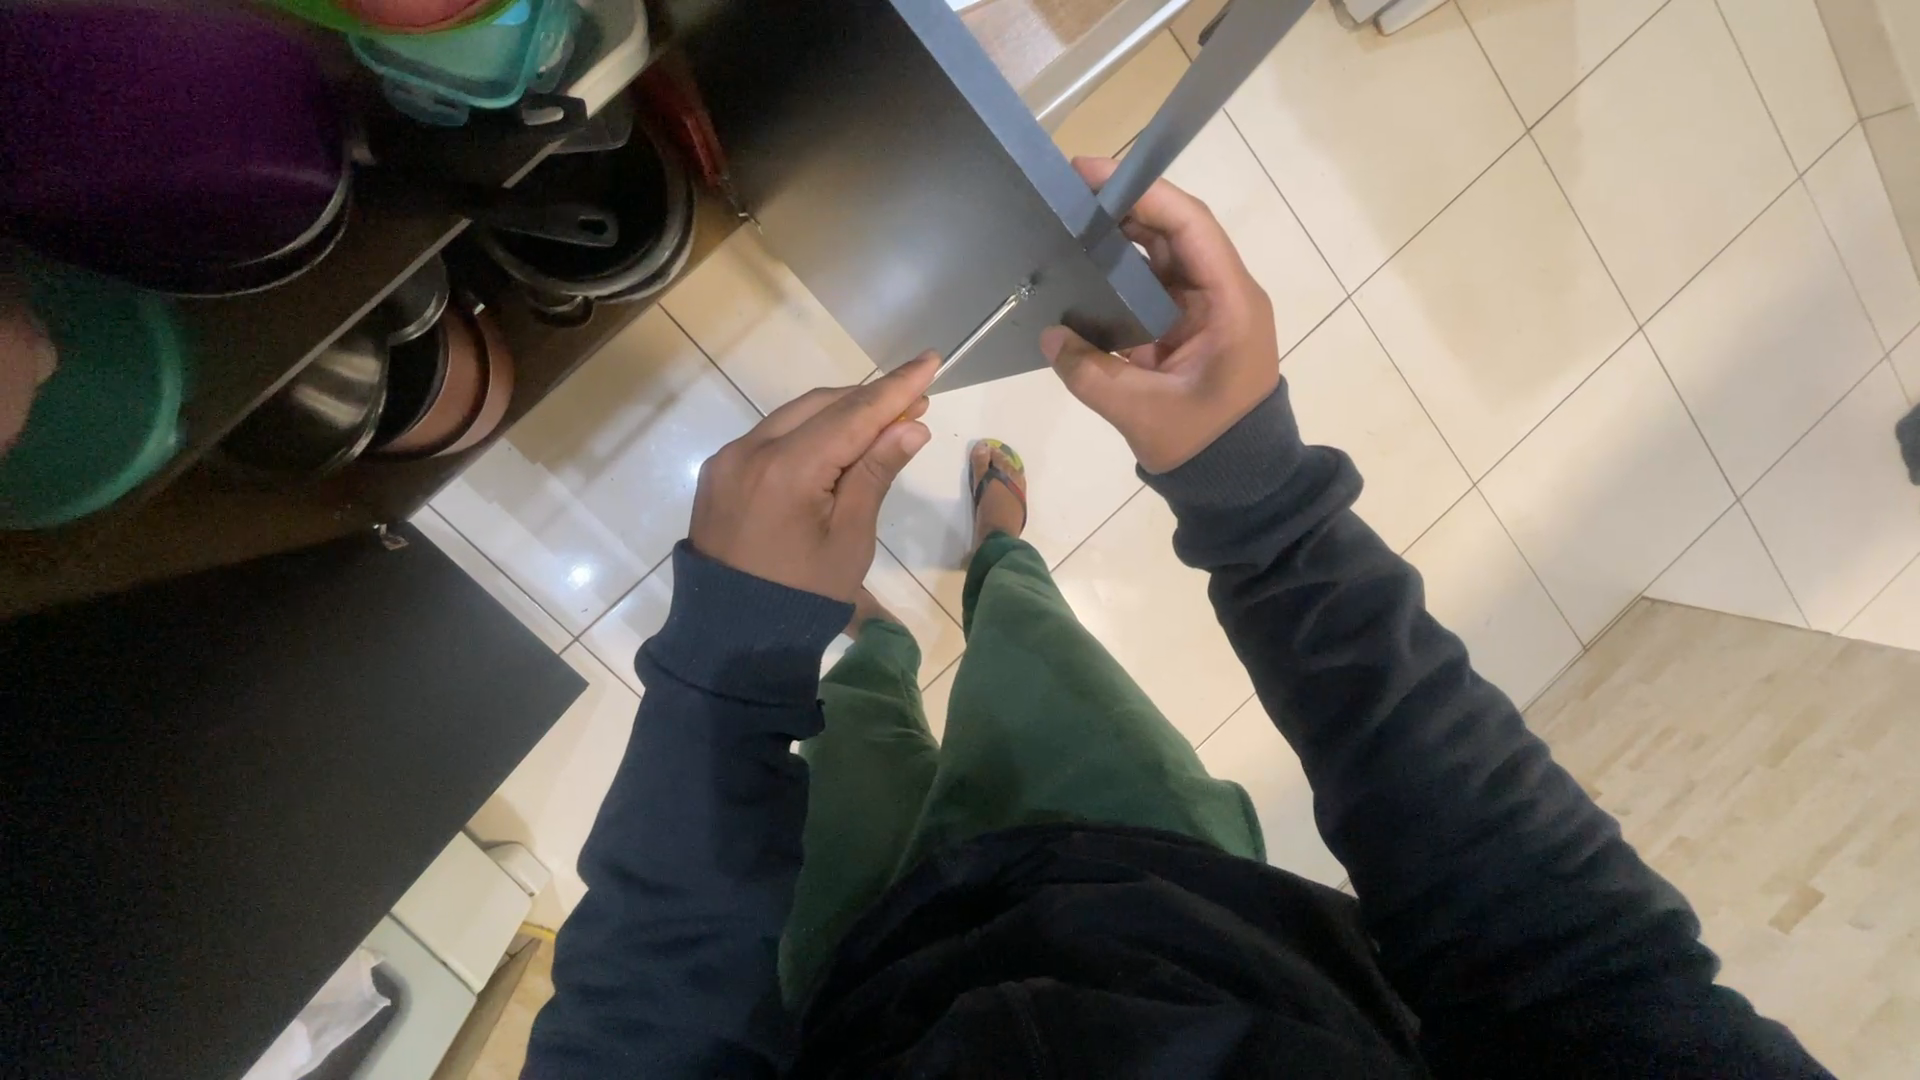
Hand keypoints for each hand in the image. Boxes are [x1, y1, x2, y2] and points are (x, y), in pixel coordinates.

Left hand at [689, 354, 937, 601]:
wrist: (734, 638)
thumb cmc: (805, 596)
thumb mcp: (851, 538)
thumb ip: (876, 473)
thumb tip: (910, 424)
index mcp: (785, 470)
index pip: (852, 414)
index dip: (896, 388)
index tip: (931, 361)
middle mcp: (749, 451)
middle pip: (821, 406)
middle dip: (869, 399)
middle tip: (915, 403)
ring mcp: (727, 460)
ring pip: (794, 417)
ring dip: (839, 414)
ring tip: (882, 422)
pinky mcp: (719, 474)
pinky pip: (771, 438)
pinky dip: (808, 433)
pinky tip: (835, 445)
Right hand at [1043, 157, 1279, 473]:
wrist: (1234, 482)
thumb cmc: (1205, 445)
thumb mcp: (1144, 412)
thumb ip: (1092, 373)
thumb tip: (1049, 336)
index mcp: (1229, 304)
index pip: (1189, 227)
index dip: (1144, 194)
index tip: (1091, 175)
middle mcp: (1220, 296)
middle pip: (1173, 234)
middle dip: (1123, 210)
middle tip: (1067, 197)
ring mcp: (1202, 313)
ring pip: (1159, 260)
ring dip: (1118, 242)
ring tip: (1067, 227)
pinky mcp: (1184, 331)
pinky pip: (1149, 292)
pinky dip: (1117, 280)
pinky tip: (1081, 274)